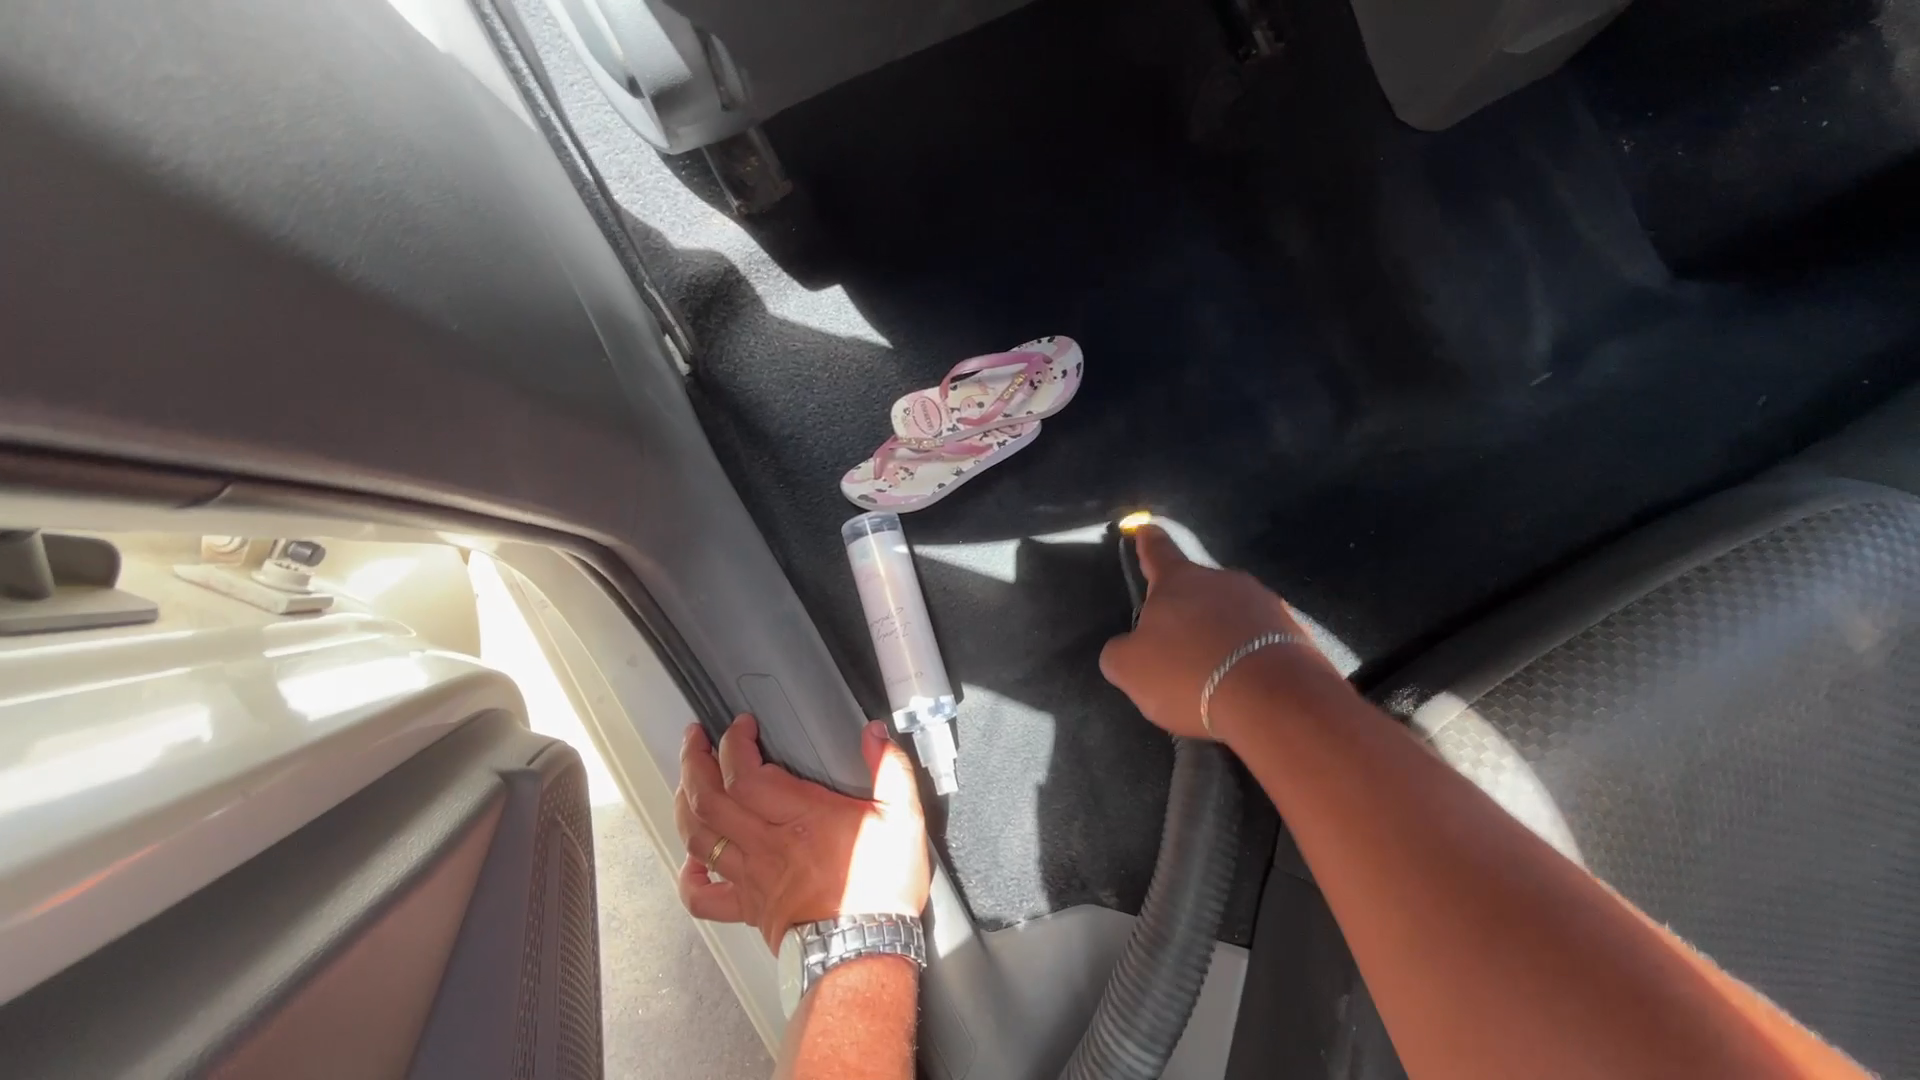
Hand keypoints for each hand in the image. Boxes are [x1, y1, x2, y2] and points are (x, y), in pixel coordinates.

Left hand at [673, 714, 930, 951]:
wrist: (868, 950)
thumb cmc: (882, 887)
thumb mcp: (902, 817)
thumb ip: (889, 768)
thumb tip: (875, 732)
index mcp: (800, 817)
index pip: (746, 773)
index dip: (734, 743)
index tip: (741, 725)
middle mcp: (766, 844)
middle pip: (708, 799)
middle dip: (693, 762)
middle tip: (693, 738)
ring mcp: (751, 877)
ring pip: (698, 838)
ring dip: (683, 804)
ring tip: (685, 781)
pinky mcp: (748, 908)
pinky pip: (703, 898)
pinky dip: (688, 879)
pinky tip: (691, 862)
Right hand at [1100, 524, 1331, 739]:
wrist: (1274, 700)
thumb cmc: (1189, 674)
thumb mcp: (1130, 669)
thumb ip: (1119, 651)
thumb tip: (1127, 646)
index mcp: (1179, 580)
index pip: (1158, 550)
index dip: (1147, 541)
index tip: (1144, 528)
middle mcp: (1223, 580)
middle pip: (1196, 588)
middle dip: (1186, 610)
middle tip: (1177, 646)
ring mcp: (1264, 602)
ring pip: (1230, 613)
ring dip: (1218, 634)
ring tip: (1211, 673)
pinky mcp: (1294, 631)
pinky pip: (1259, 639)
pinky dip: (1246, 655)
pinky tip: (1241, 684)